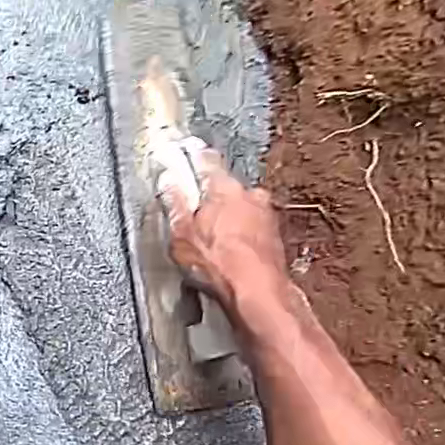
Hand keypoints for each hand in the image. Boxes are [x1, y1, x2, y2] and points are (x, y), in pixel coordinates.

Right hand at [156, 139, 294, 310]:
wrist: (257, 293)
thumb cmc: (219, 265)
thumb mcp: (182, 235)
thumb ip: (175, 204)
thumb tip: (169, 180)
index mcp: (224, 188)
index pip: (205, 160)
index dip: (191, 155)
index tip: (183, 151)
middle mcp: (250, 194)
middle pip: (223, 188)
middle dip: (209, 199)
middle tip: (191, 218)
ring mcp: (266, 215)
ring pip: (239, 209)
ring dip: (226, 220)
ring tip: (210, 245)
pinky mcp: (274, 237)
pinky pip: (250, 229)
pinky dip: (240, 237)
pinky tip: (228, 256)